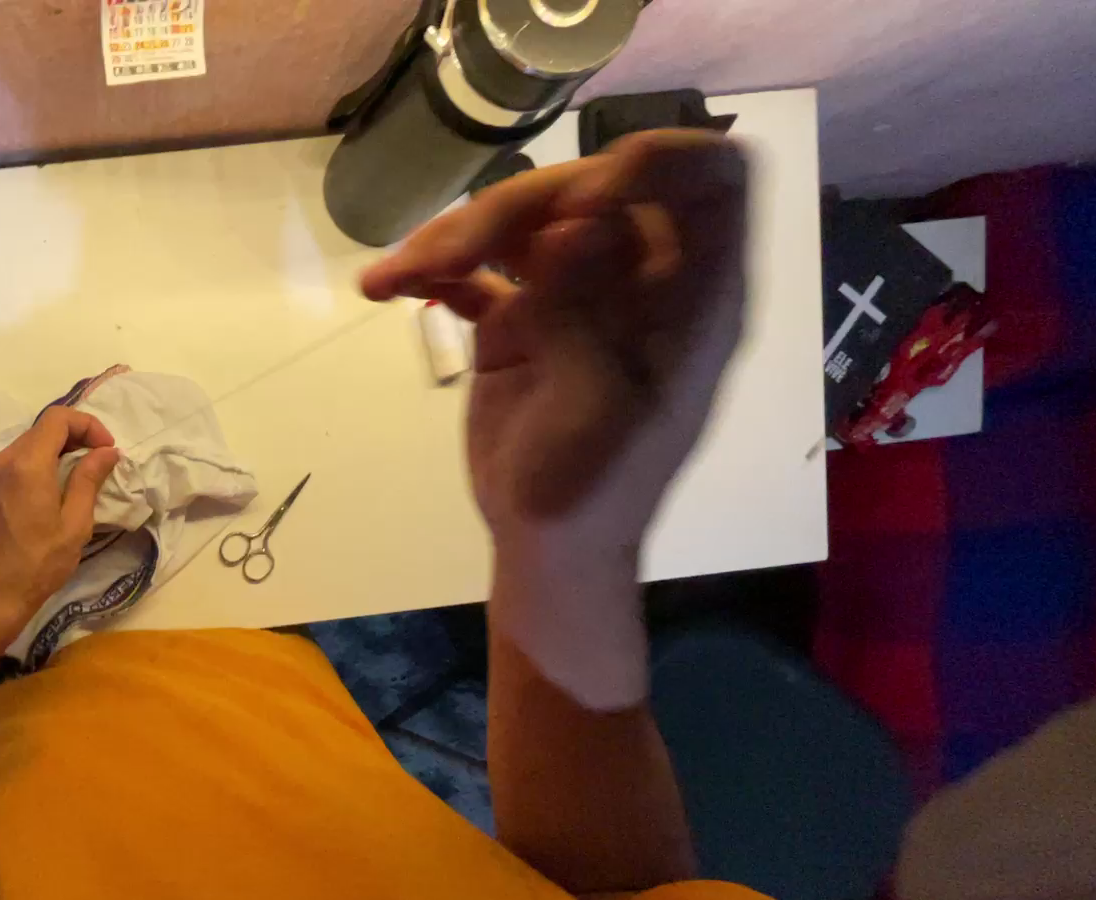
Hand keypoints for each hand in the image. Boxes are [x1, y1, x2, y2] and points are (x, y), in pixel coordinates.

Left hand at [0, 406, 120, 649]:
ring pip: (32, 441)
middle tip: (103, 460)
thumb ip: (89, 480)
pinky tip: (63, 484)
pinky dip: (46, 460)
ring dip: (62, 448)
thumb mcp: (74, 523)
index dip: (88, 425)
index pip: (58, 418)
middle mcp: (5, 459)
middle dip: (78, 435)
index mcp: (27, 464)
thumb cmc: (39, 563)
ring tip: (87, 472)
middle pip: (44, 427)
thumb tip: (107, 452)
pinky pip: (21, 459)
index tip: (108, 450)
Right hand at [361, 130, 748, 565]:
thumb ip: (585, 316)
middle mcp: (632, 280)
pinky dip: (432, 276)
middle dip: (507, 214)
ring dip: (450, 242)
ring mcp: (569, 296)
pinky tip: (388, 288)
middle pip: (584, 196)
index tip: (585, 193)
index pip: (707, 186)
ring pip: (519, 229)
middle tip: (439, 256)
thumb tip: (569, 224)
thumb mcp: (597, 409)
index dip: (660, 163)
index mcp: (689, 296)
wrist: (543, 540)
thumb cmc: (590, 489)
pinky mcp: (514, 321)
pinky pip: (475, 277)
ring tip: (388, 277)